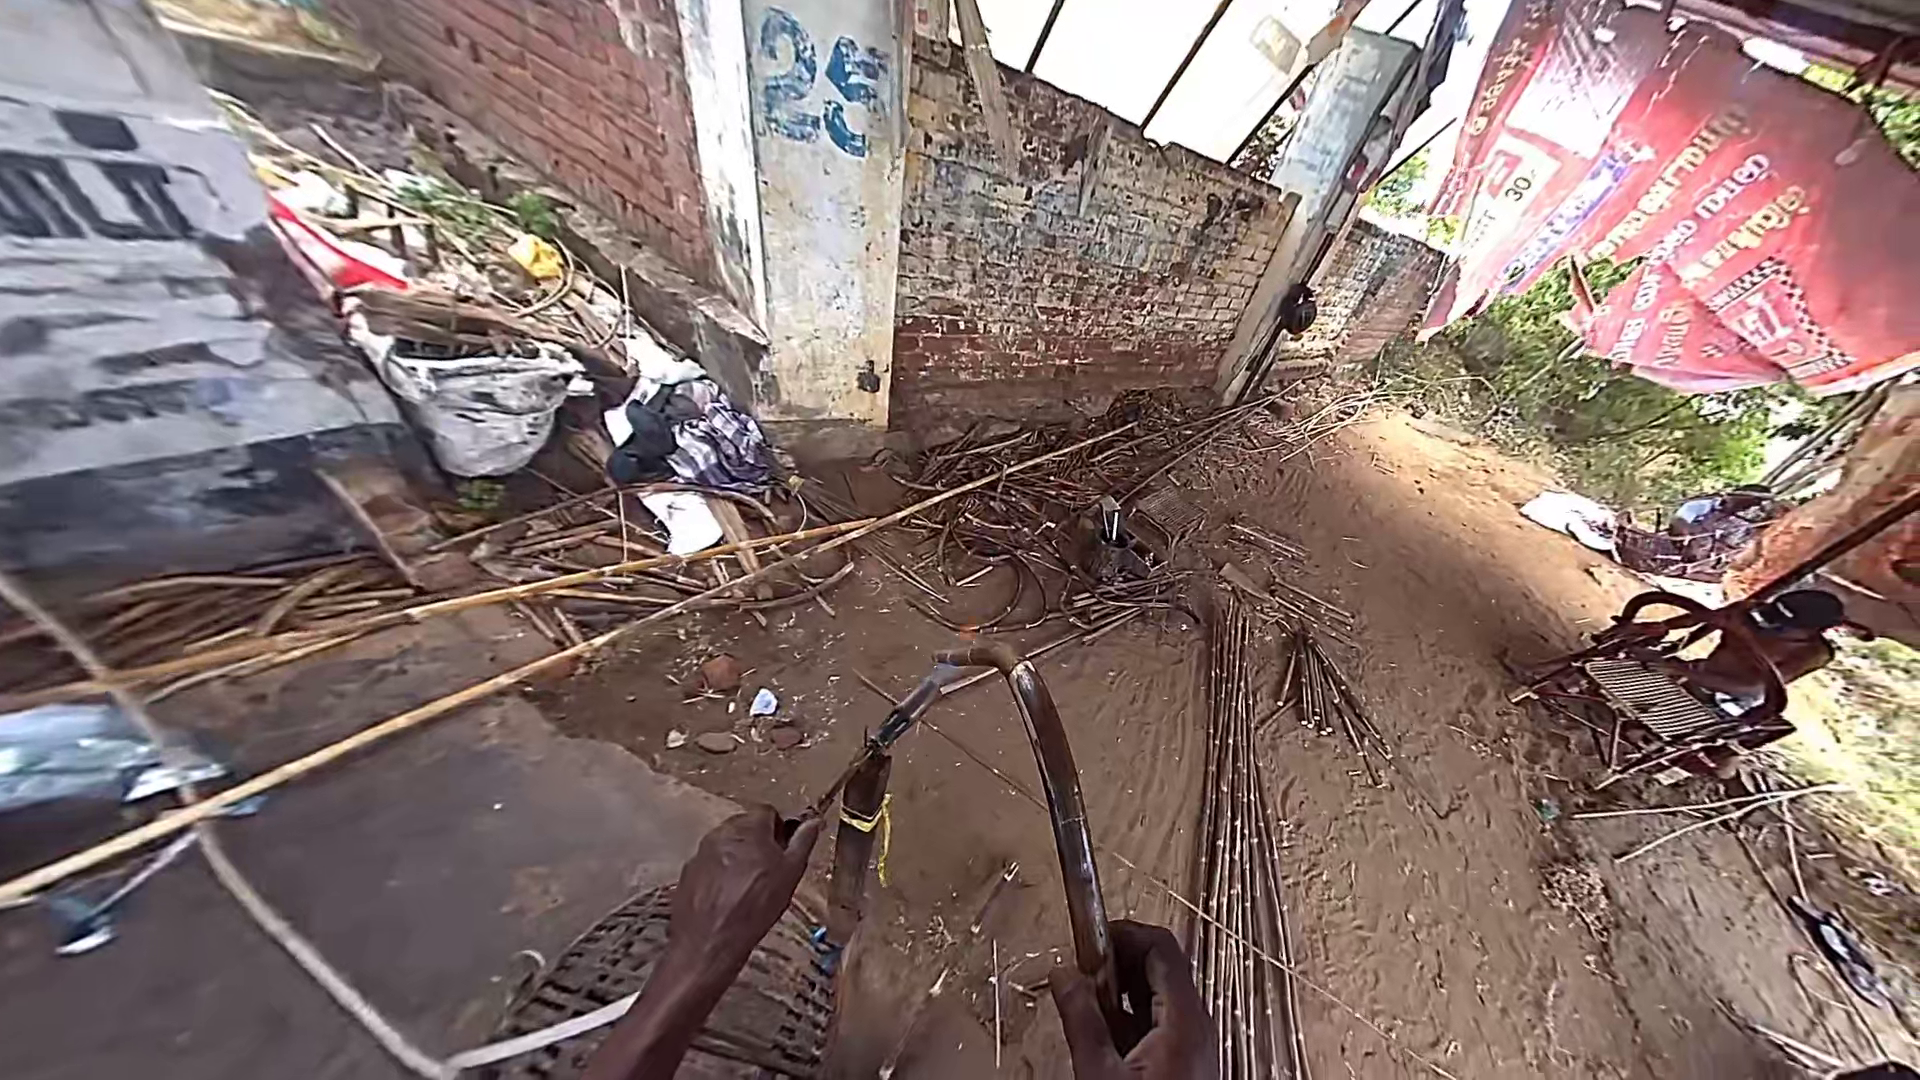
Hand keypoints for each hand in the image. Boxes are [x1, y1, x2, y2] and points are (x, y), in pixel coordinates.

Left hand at [664, 805, 821, 984]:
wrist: (708, 944)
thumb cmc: (756, 906)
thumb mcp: (791, 873)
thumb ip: (803, 842)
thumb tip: (814, 821)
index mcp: (749, 826)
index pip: (768, 812)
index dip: (779, 830)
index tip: (782, 852)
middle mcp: (722, 831)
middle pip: (746, 825)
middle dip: (758, 841)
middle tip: (767, 869)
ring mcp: (701, 851)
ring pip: (727, 844)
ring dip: (738, 855)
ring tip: (746, 885)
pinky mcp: (687, 872)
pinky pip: (710, 863)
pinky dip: (719, 872)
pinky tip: (725, 896)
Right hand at [1050, 921, 1218, 1079]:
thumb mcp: (1101, 1078)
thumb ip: (1081, 1018)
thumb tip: (1062, 971)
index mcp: (1184, 1022)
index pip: (1160, 946)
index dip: (1124, 933)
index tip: (1089, 942)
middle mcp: (1196, 1028)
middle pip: (1159, 966)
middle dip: (1117, 962)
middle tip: (1081, 974)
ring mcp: (1195, 1049)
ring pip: (1157, 994)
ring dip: (1118, 989)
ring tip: (1086, 1006)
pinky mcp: (1186, 1067)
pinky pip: (1159, 1022)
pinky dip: (1128, 1015)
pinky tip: (1103, 1035)